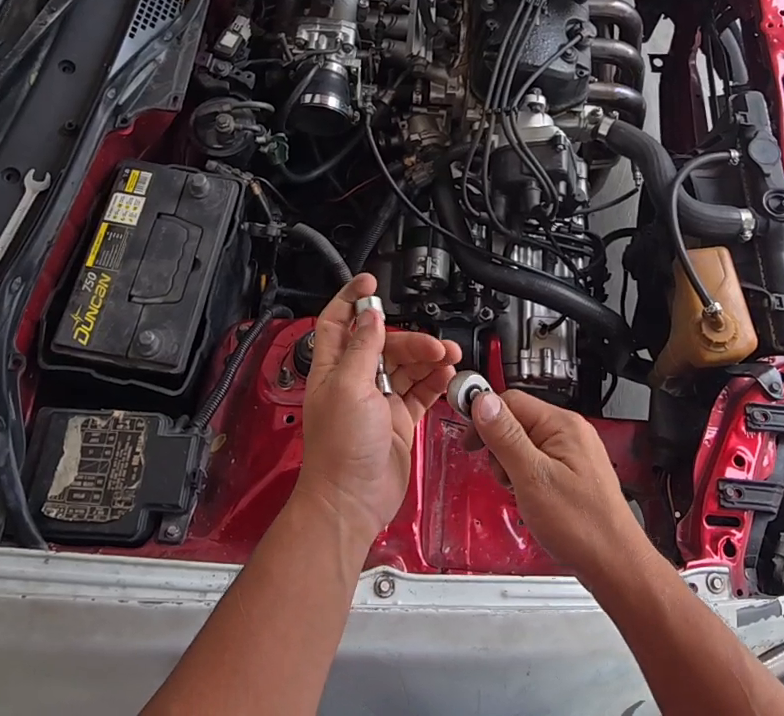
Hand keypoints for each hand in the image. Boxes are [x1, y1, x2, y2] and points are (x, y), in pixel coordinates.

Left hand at [295, 274, 459, 543]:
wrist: (352, 501)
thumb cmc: (339, 451)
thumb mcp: (348, 388)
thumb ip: (362, 348)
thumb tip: (371, 315)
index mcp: (334, 368)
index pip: (339, 322)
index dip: (352, 299)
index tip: (371, 282)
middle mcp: (355, 380)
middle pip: (384, 342)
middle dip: (410, 338)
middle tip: (433, 345)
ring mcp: (378, 400)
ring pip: (406, 365)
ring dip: (428, 358)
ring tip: (449, 357)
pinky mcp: (399, 420)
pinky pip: (420, 391)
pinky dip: (434, 381)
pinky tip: (446, 376)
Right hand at [468, 389, 651, 584]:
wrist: (614, 565)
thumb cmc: (583, 526)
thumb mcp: (532, 478)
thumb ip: (506, 437)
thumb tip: (483, 402)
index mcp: (563, 425)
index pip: (511, 401)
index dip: (484, 419)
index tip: (468, 439)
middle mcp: (571, 433)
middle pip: (516, 422)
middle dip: (499, 449)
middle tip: (504, 477)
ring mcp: (573, 453)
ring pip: (524, 445)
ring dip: (511, 467)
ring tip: (522, 493)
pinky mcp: (572, 473)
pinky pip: (536, 463)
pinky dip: (525, 479)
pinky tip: (531, 499)